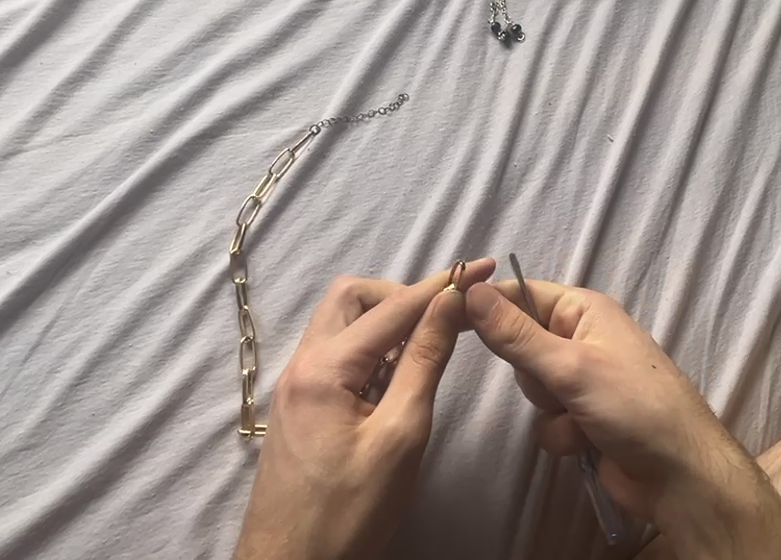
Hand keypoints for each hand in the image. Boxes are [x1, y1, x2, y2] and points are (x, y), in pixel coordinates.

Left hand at [233, 258, 495, 559]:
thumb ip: (426, 358)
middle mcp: (302, 364)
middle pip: (354, 298)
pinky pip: (338, 353)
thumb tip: (450, 299)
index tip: (483, 266)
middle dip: (402, 297)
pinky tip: (394, 380)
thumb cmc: (348, 515)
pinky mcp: (300, 407)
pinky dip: (372, 350)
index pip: (394, 306)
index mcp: (324, 368)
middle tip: (440, 321)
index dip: (443, 283)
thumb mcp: (401, 434)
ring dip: (387, 323)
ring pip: (343, 323)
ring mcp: (296, 386)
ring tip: (422, 353)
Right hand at [464, 280, 780, 558]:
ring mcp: (582, 380)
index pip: (524, 294)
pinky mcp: (582, 418)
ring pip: (532, 388)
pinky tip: (588, 443)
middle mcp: (582, 338)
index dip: (491, 304)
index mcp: (584, 310)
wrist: (676, 473)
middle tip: (556, 382)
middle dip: (533, 374)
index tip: (451, 312)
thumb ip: (516, 334)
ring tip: (581, 416)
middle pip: (523, 345)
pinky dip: (561, 435)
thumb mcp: (569, 365)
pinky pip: (546, 421)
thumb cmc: (631, 403)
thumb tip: (472, 291)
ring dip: (549, 409)